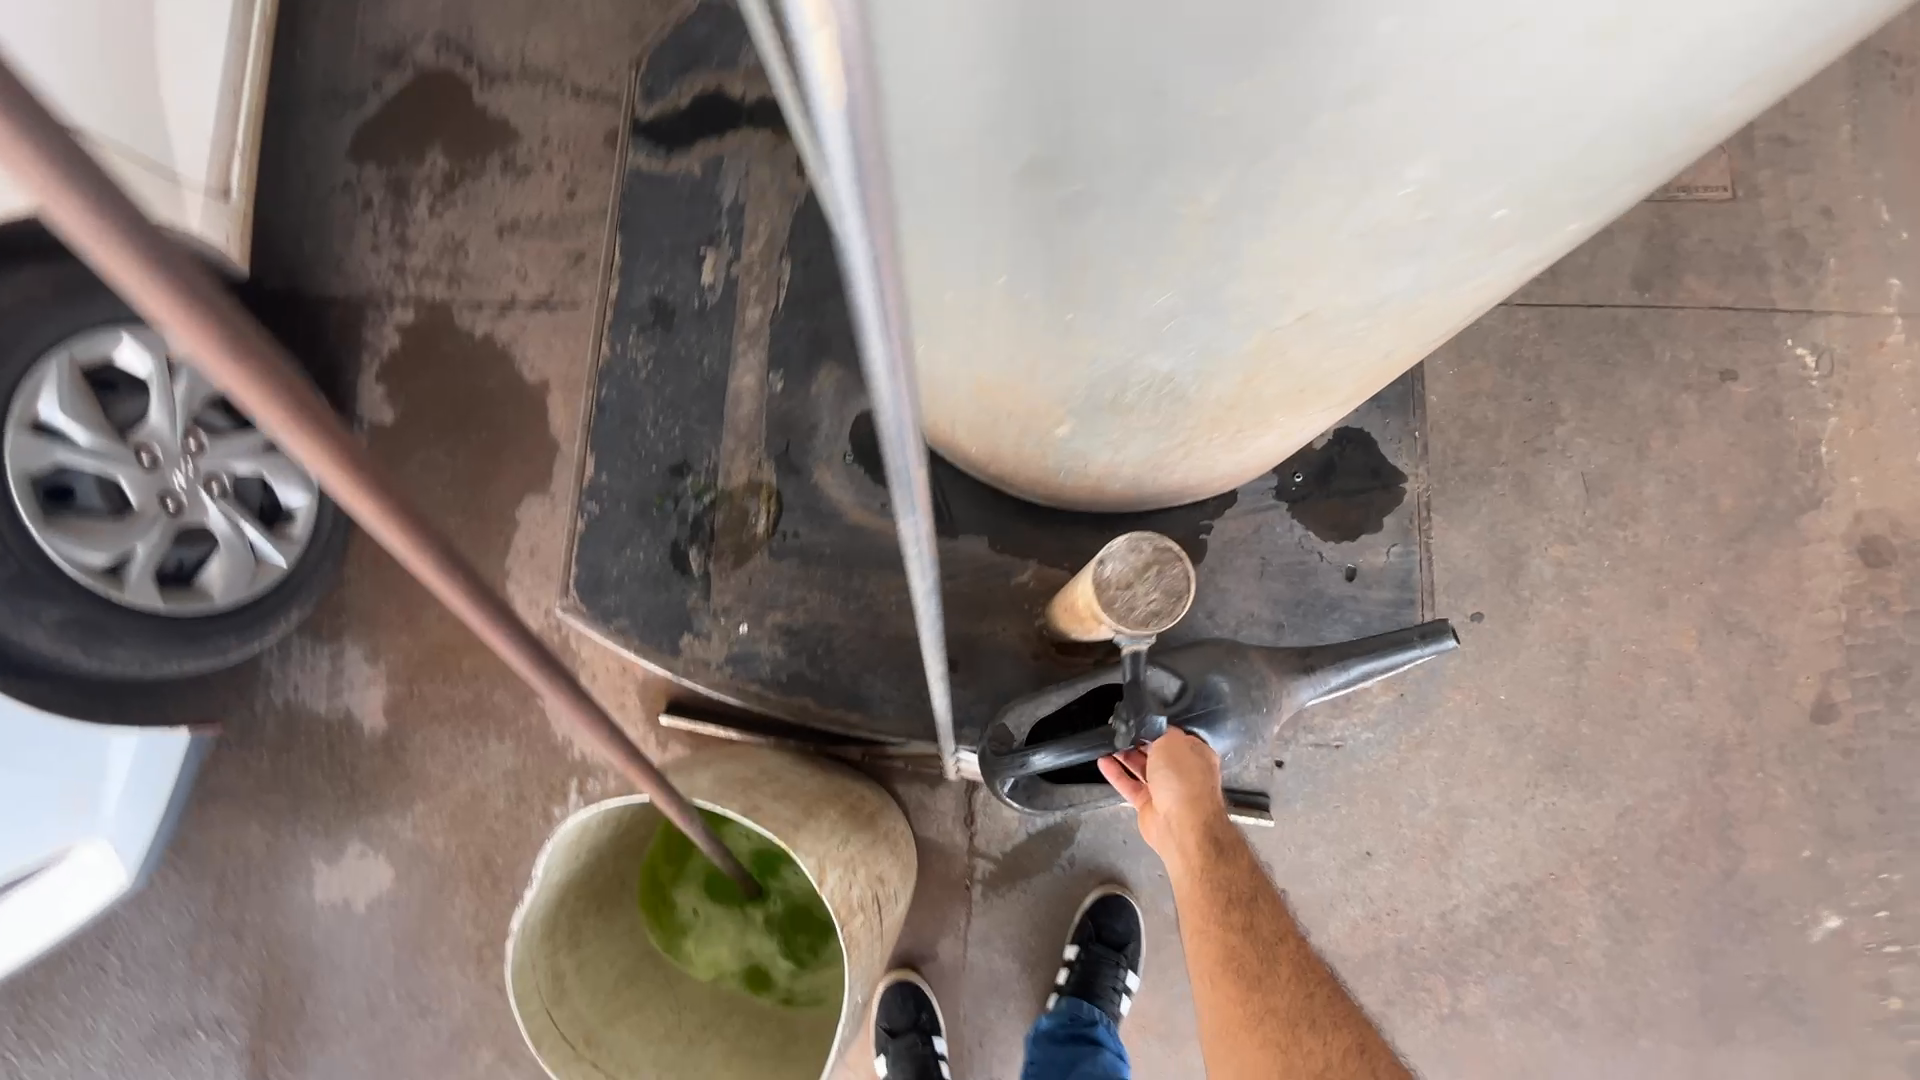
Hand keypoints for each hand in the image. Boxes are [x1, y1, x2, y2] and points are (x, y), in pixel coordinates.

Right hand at [1098, 728, 1229, 863]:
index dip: (1156, 728)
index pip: (1174, 737)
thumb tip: (1150, 729)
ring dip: (1124, 756)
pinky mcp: (1148, 805)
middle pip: (1156, 753)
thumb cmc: (1183, 778)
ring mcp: (1165, 790)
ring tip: (1108, 743)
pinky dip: (1116, 774)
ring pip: (1141, 769)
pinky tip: (1103, 761)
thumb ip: (1158, 732)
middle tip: (1119, 731)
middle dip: (1138, 742)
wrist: (1182, 824)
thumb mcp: (1172, 741)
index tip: (1138, 721)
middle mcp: (1182, 772)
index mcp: (1195, 755)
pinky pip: (1129, 785)